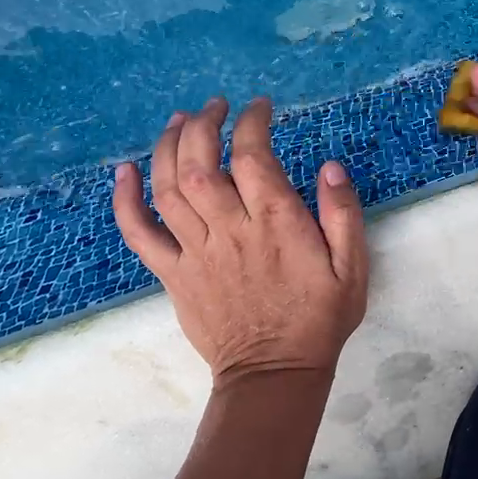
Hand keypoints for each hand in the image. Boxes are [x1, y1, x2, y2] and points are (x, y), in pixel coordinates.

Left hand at [112, 96, 368, 384]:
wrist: (274, 373)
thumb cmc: (320, 315)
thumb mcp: (352, 265)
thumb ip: (343, 213)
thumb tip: (329, 167)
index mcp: (276, 223)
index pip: (254, 156)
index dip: (252, 123)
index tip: (259, 106)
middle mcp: (230, 230)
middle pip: (201, 164)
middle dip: (203, 126)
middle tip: (214, 104)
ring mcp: (195, 252)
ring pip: (168, 190)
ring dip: (168, 148)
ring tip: (178, 120)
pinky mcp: (173, 274)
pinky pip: (140, 234)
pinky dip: (126, 201)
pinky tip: (124, 172)